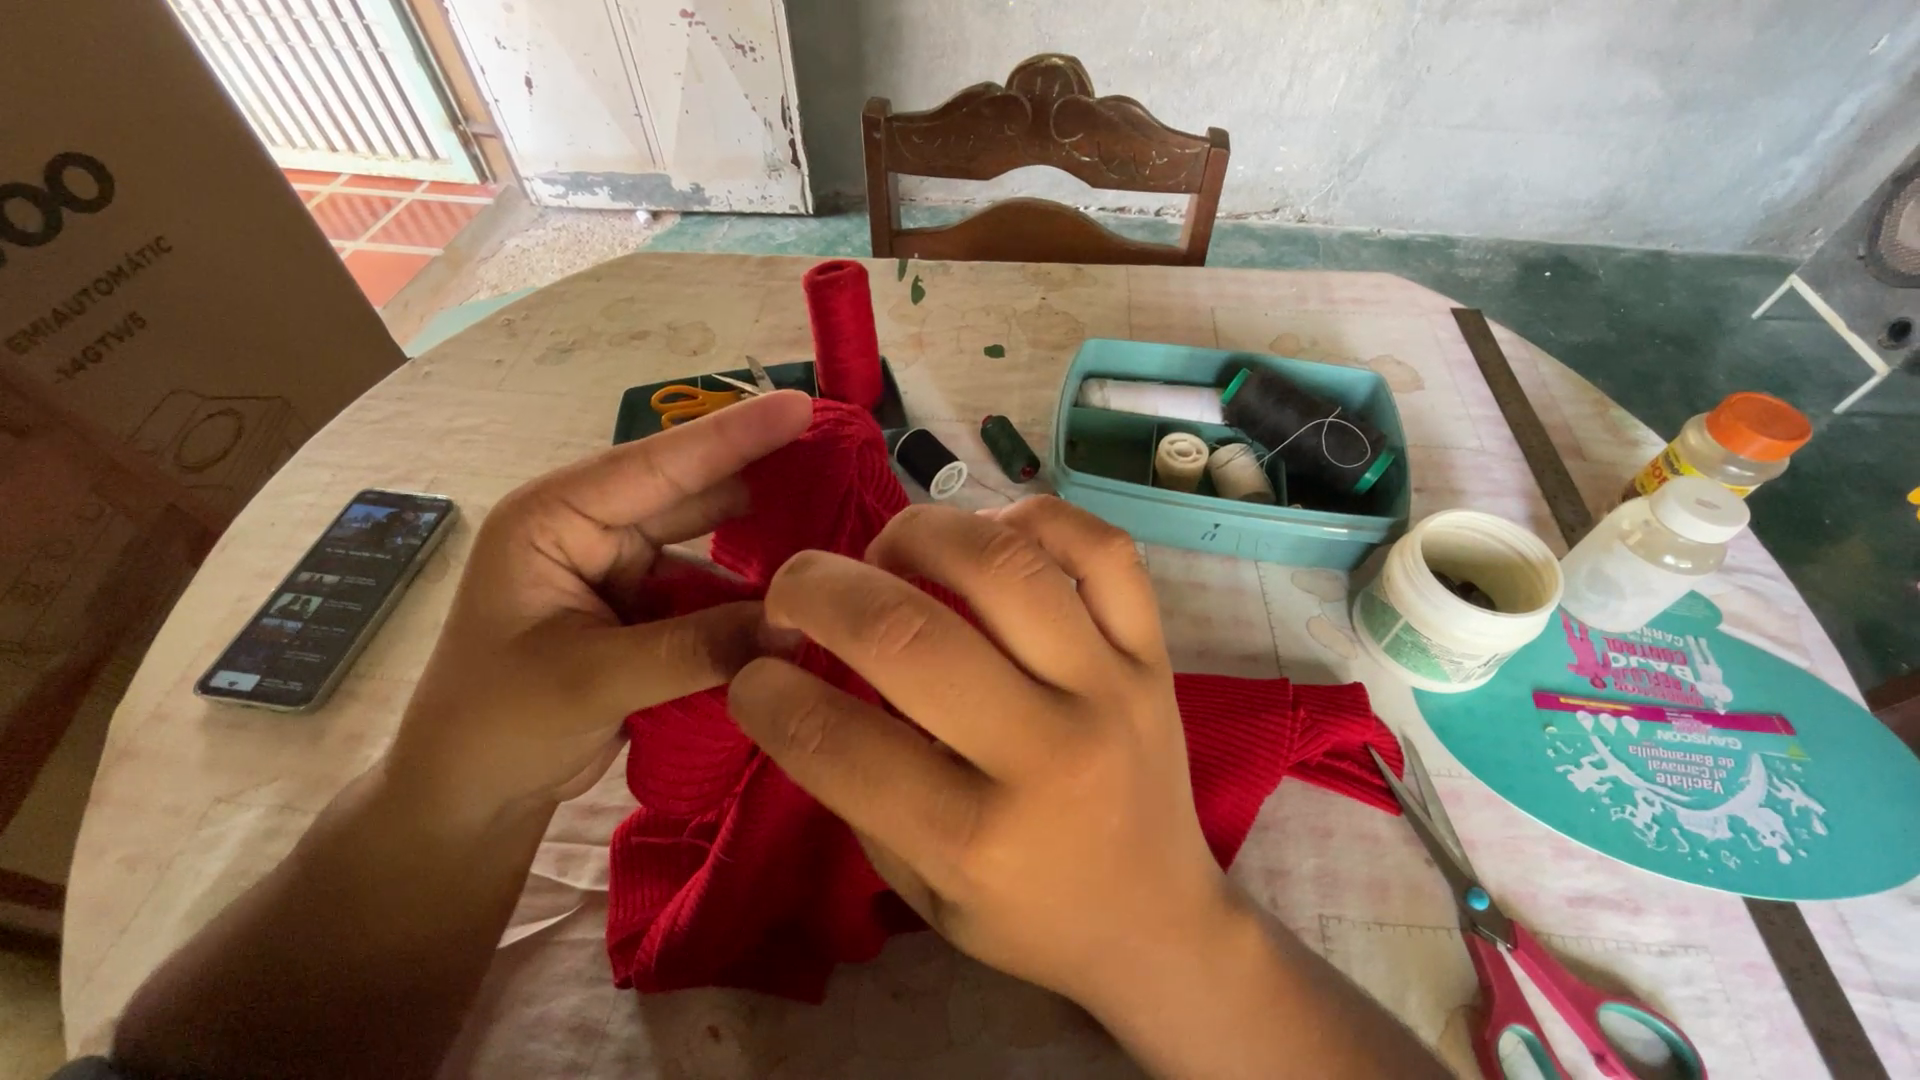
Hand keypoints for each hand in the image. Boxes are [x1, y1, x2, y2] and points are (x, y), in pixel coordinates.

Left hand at [388, 390, 813, 817]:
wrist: (471, 795)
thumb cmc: (498, 724)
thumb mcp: (593, 680)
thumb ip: (697, 648)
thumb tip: (797, 625)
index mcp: (554, 518)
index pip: (656, 464)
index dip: (734, 435)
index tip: (803, 406)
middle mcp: (591, 528)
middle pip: (690, 491)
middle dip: (761, 478)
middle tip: (842, 465)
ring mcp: (622, 568)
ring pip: (708, 542)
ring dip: (762, 545)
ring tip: (835, 531)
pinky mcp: (647, 608)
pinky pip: (711, 589)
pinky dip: (749, 595)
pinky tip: (799, 594)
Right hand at [727, 496, 1233, 1009]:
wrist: (1158, 920)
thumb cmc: (1026, 913)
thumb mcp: (918, 889)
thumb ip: (856, 788)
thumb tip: (798, 677)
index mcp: (977, 839)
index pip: (839, 743)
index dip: (767, 693)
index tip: (753, 672)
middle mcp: (1050, 754)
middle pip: (911, 634)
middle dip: (817, 591)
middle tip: (792, 592)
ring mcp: (1114, 690)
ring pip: (1005, 564)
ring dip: (918, 533)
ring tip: (885, 552)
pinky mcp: (1155, 654)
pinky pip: (1104, 551)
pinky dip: (1033, 517)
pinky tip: (988, 534)